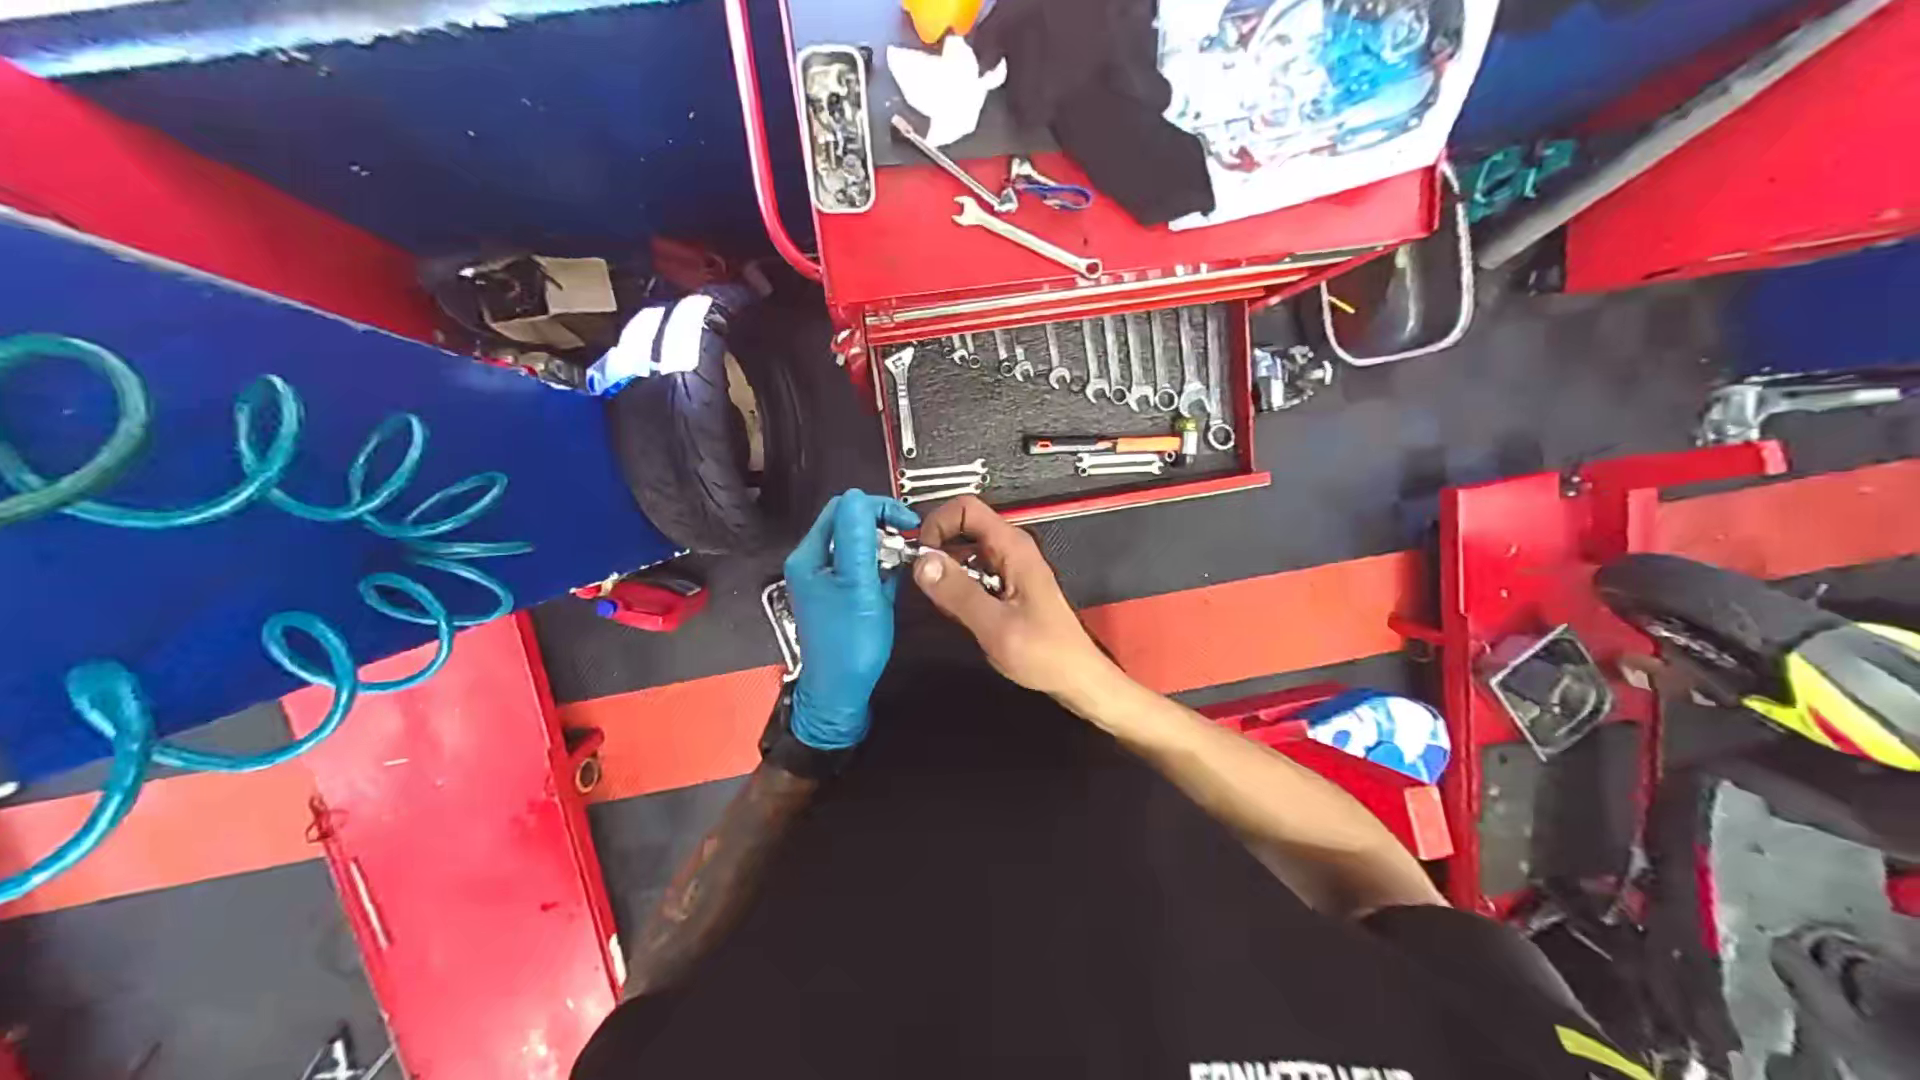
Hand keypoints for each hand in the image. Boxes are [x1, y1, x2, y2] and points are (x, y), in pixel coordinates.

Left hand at [784, 489, 919, 748]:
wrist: (841, 690)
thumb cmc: (848, 645)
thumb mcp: (858, 587)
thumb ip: (858, 540)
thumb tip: (859, 499)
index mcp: (811, 556)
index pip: (845, 508)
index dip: (878, 509)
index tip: (906, 523)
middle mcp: (815, 562)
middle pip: (851, 523)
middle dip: (883, 528)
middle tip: (905, 544)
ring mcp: (828, 578)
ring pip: (860, 544)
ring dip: (884, 549)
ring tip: (899, 567)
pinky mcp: (841, 592)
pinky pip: (864, 566)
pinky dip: (881, 568)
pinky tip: (890, 584)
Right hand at [910, 496, 1121, 705]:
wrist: (1074, 676)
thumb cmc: (1047, 653)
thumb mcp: (995, 625)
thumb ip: (957, 592)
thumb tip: (924, 564)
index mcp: (1013, 548)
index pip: (966, 508)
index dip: (937, 525)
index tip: (922, 555)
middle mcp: (1011, 551)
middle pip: (961, 529)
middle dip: (938, 553)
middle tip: (930, 585)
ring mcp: (1009, 568)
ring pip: (964, 553)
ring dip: (948, 574)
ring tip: (949, 605)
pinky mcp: (1005, 586)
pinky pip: (972, 574)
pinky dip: (959, 589)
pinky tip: (964, 614)